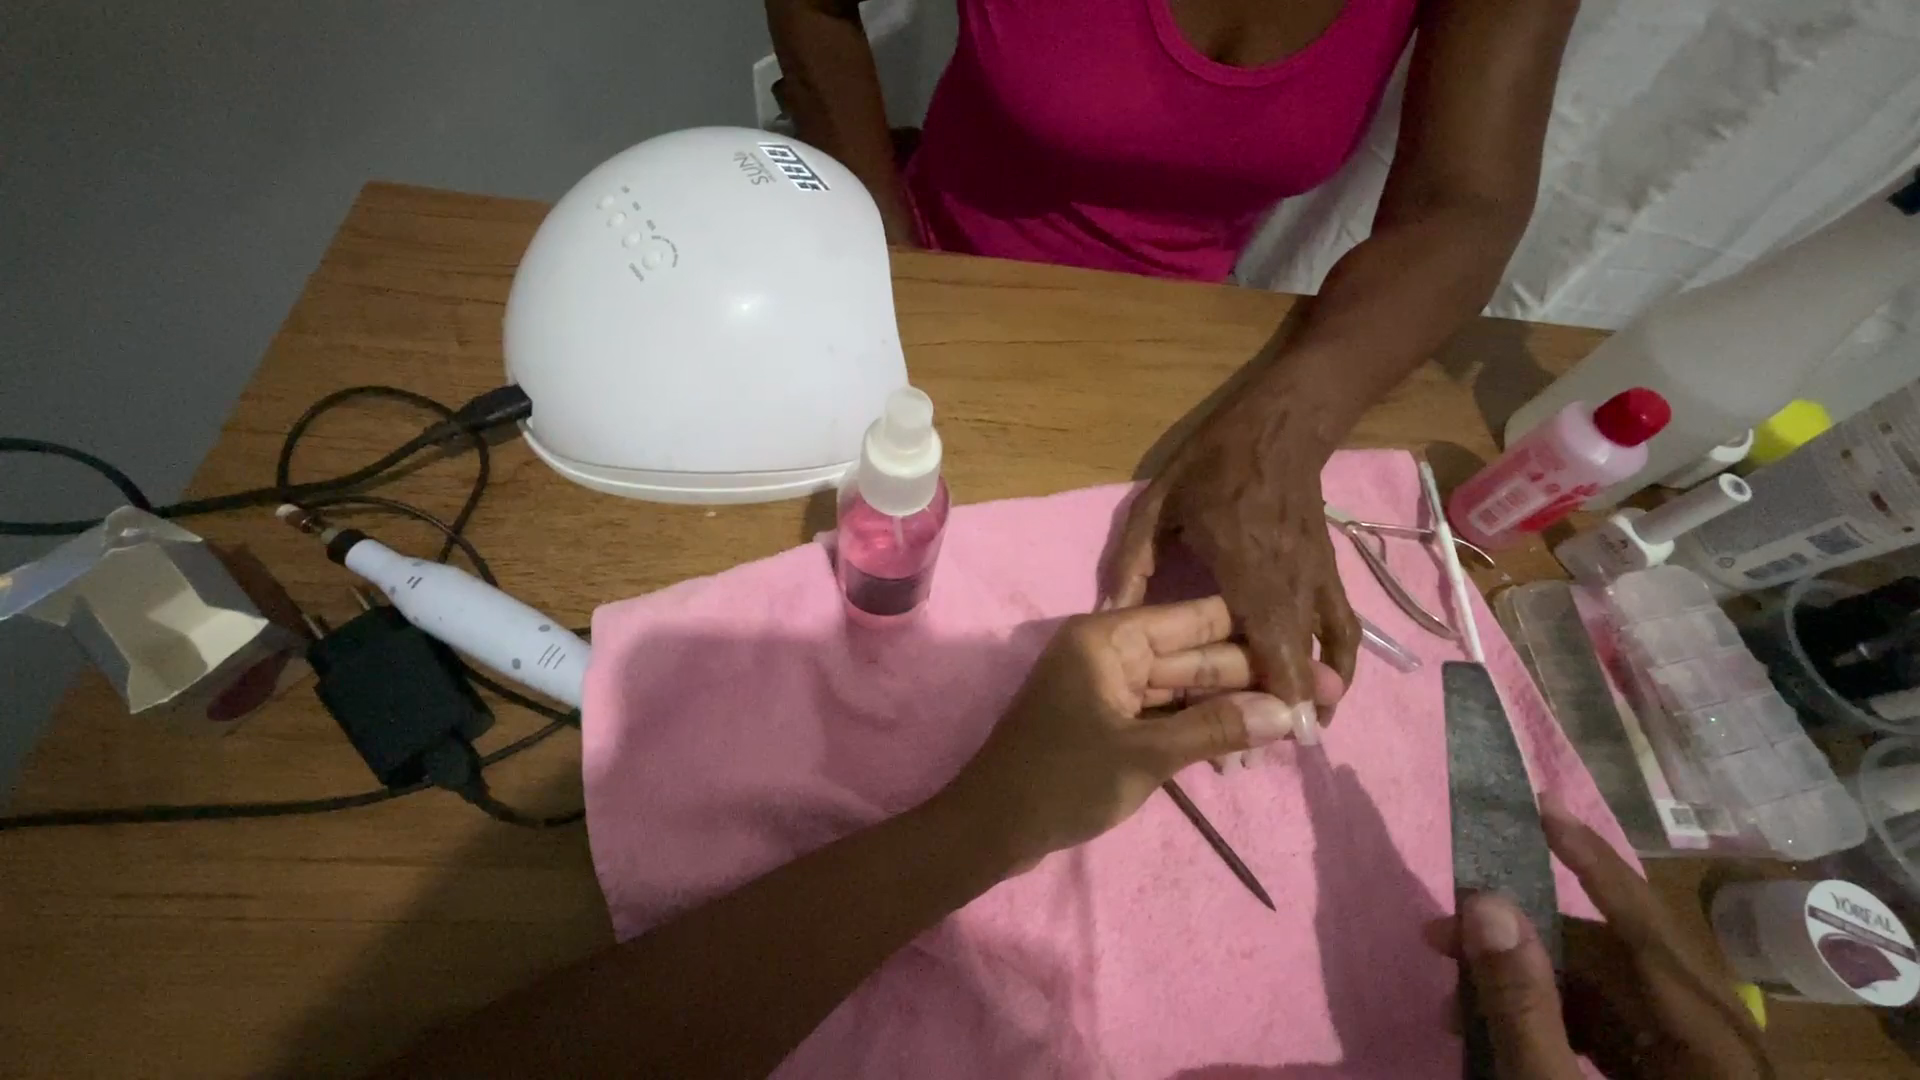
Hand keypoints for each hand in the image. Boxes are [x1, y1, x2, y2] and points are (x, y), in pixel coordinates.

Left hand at [939, 597, 1341, 865]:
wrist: (991, 826)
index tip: (1314, 648)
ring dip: (1233, 706)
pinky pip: (1164, 712)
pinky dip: (1200, 726)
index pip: (1196, 619)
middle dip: (1256, 677)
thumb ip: (1216, 728)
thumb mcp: (1145, 755)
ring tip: (1302, 724)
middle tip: (1331, 695)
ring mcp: (1108, 685)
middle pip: (1195, 655)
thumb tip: (1288, 713)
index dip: (1257, 635)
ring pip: (1183, 686)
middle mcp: (1110, 650)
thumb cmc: (1062, 780)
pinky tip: (1246, 744)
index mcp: (1109, 637)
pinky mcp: (1107, 718)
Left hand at [1108, 389, 1359, 726]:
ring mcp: (1314, 578)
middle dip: (1292, 705)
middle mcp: (1285, 583)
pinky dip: (1343, 657)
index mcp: (1239, 572)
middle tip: (1279, 748)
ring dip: (1321, 689)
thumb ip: (1133, 561)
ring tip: (1310, 730)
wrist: (1280, 425)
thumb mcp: (1155, 507)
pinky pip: (1342, 624)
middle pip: (1295, 656)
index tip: (1276, 735)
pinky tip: (1336, 684)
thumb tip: (1111, 610)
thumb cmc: (1212, 463)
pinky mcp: (1327, 572)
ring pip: (1323, 646)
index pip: (1264, 643)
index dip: (1275, 691)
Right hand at [1427, 795, 1771, 1078]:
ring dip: (1524, 984)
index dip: (1586, 858)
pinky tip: (1499, 1034)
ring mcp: (1698, 1071)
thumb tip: (1484, 902)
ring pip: (1604, 997)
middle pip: (1608, 958)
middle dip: (1517, 938)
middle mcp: (1710, 1043)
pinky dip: (1550, 1021)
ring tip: (1454, 1004)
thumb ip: (1521, 1003)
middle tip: (1436, 938)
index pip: (1638, 921)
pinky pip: (1610, 1035)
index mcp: (1700, 1039)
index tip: (1537, 806)